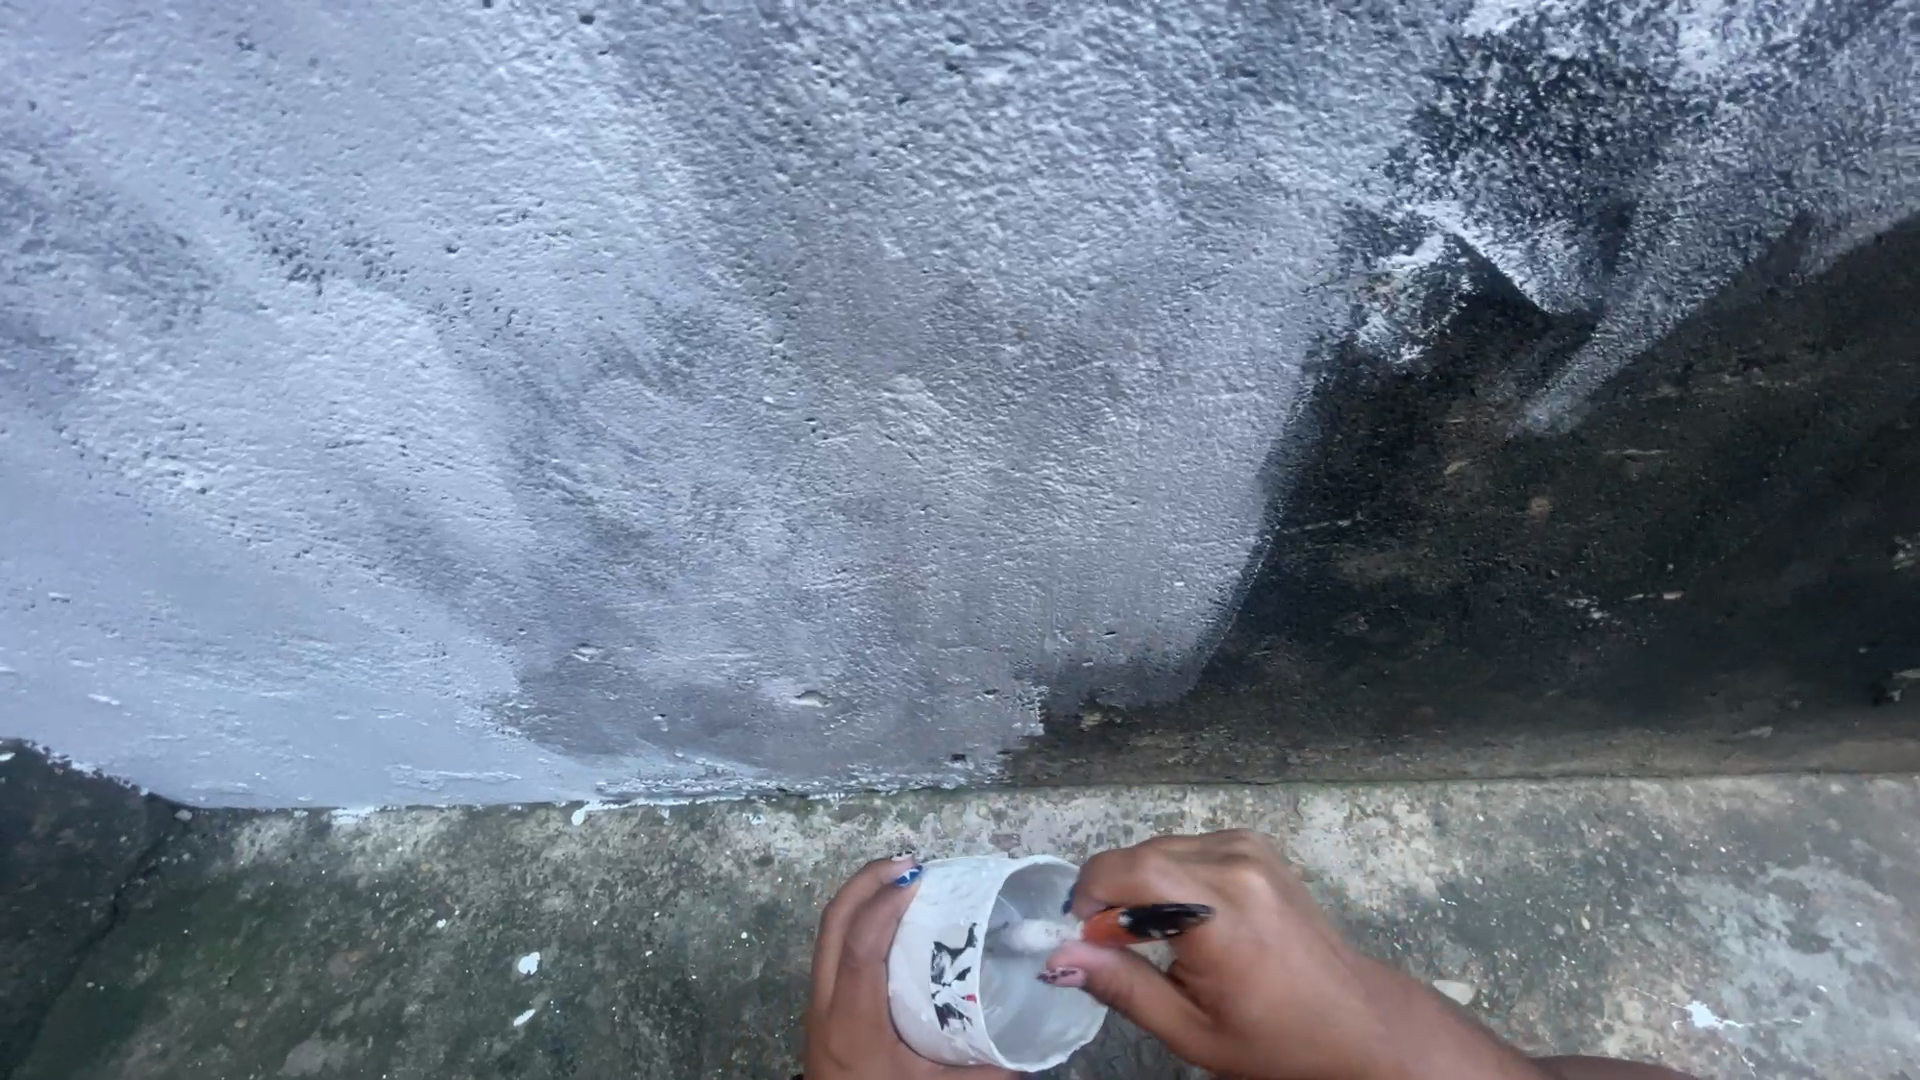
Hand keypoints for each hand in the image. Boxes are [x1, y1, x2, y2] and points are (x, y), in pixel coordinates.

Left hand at [805, 855, 1015, 1079]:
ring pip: (828, 927)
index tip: (917, 880)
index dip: (884, 905)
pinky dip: (856, 914)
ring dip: (860, 893)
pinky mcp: (819, 1000)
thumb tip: (1027, 1059)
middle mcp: (826, 999)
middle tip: (910, 863)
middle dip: (868, 881)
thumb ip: (978, 1075)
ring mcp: (816, 997)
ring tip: (900, 876)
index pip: (860, 946)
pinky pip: (832, 941)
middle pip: (834, 921)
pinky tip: (885, 914)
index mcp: (852, 1019)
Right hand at [1046, 830, 1547, 1079]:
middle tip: (1119, 947)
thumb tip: (1057, 958)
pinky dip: (1169, 874)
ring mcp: (1246, 845)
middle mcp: (1233, 862)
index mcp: (1220, 913)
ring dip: (1140, 884)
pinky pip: (1185, 845)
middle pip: (1137, 856)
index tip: (1086, 938)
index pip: (1126, 870)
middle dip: (1112, 895)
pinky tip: (1188, 914)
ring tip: (1160, 936)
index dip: (1090, 896)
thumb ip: (1121, 986)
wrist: (1360, 1024)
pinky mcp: (1252, 841)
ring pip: (1157, 847)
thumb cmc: (1275, 1042)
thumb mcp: (1192, 1033)